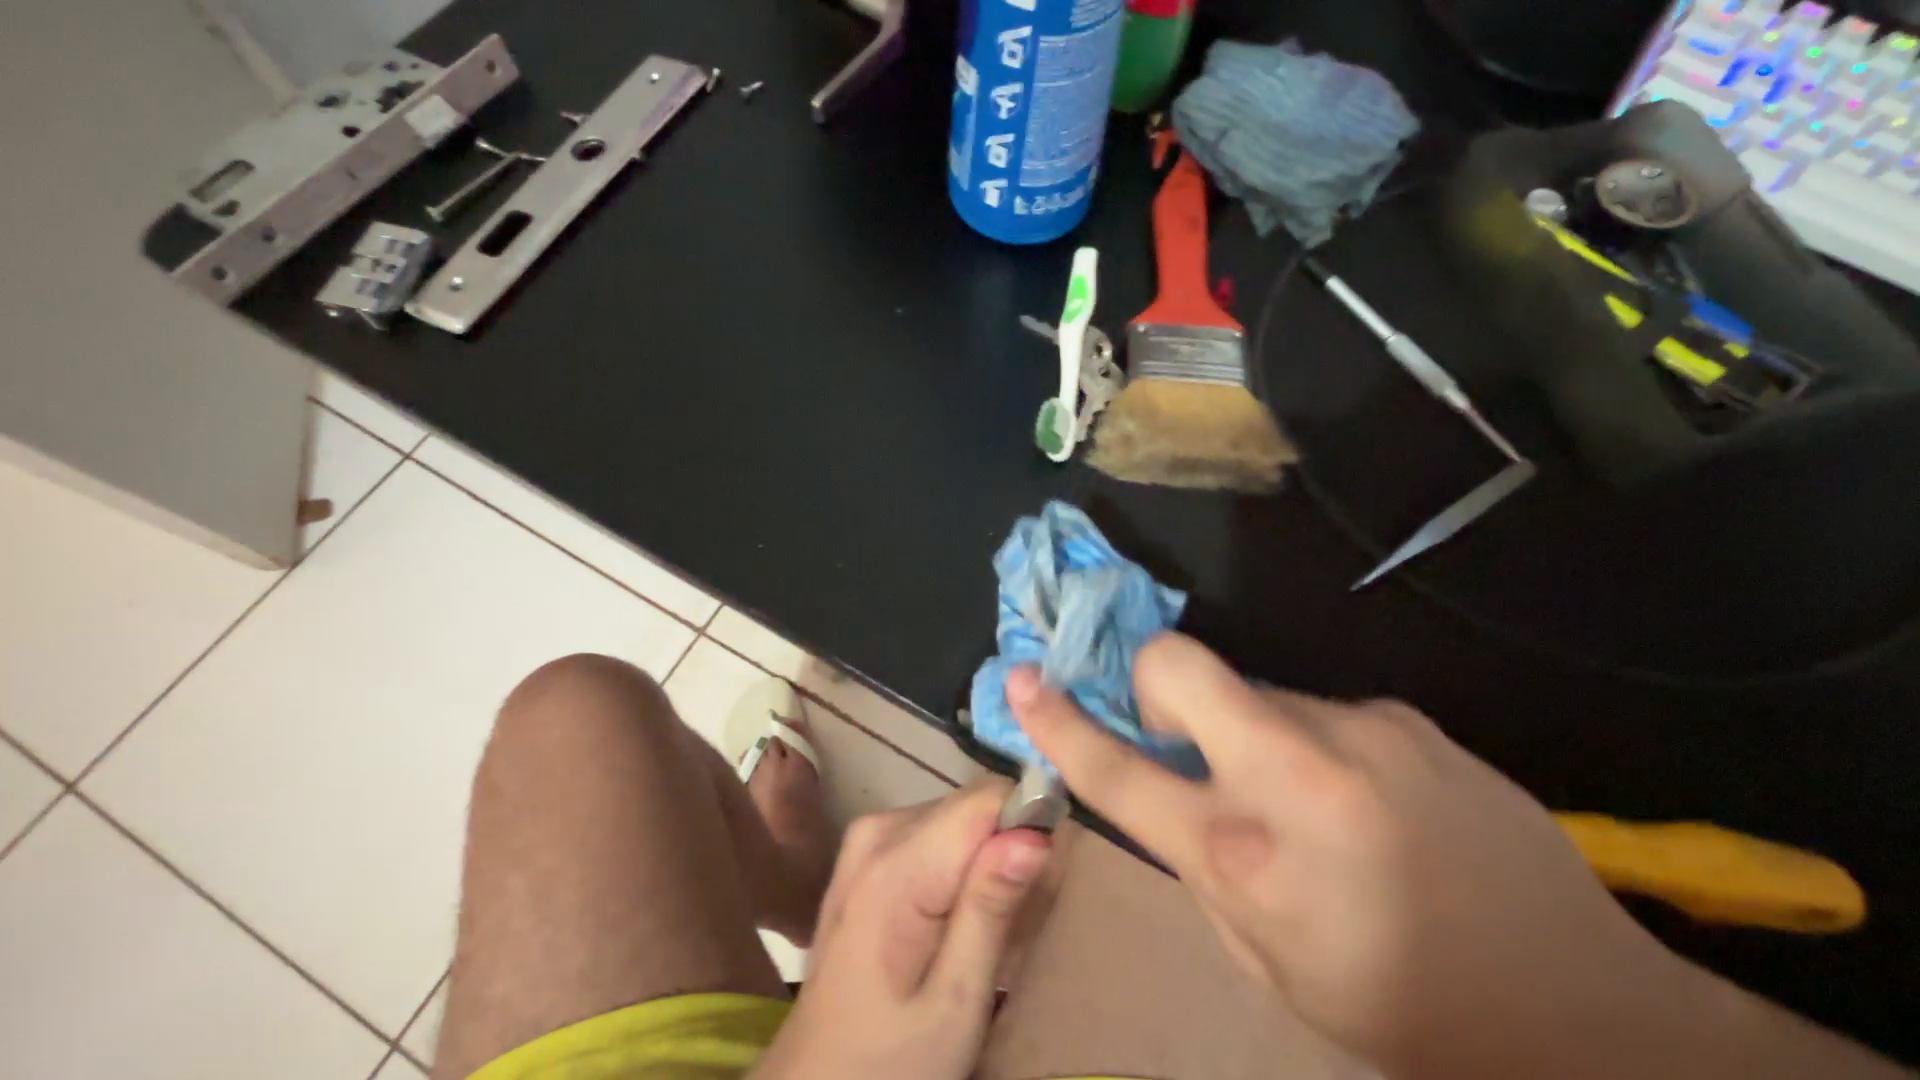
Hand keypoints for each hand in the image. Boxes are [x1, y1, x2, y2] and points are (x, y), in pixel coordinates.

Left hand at [751, 783, 1051, 1079]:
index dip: (1027, 832)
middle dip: (1008, 855)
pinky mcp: (868, 851)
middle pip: (975, 807)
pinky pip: (938, 835)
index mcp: (895, 865)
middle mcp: (877, 831)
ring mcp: (867, 838)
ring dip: (986, 866)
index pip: (988, 798)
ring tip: (980, 936)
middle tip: (1010, 930)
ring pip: (962, 819)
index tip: (1036, 892)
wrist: (818, 1079)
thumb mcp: (956, 1000)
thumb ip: (991, 909)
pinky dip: (960, 870)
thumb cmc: (891, 1057)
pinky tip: (952, 924)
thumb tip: (1036, 833)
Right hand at [1008, 634, 1708, 1079]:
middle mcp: (1293, 773)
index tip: (1023, 679)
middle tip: (1179, 730)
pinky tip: (1370, 805)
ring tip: (1311, 803)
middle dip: (1154, 681)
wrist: (1578, 1003)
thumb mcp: (1267, 962)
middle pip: (1180, 666)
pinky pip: (1322, 713)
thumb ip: (1205, 868)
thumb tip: (1175, 795)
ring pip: (1257, 693)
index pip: (1119, 771)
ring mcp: (1358, 730)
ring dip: (1252, 733)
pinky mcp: (1407, 716)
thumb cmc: (1398, 1009)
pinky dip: (1314, 746)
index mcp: (1245, 855)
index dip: (1058, 723)